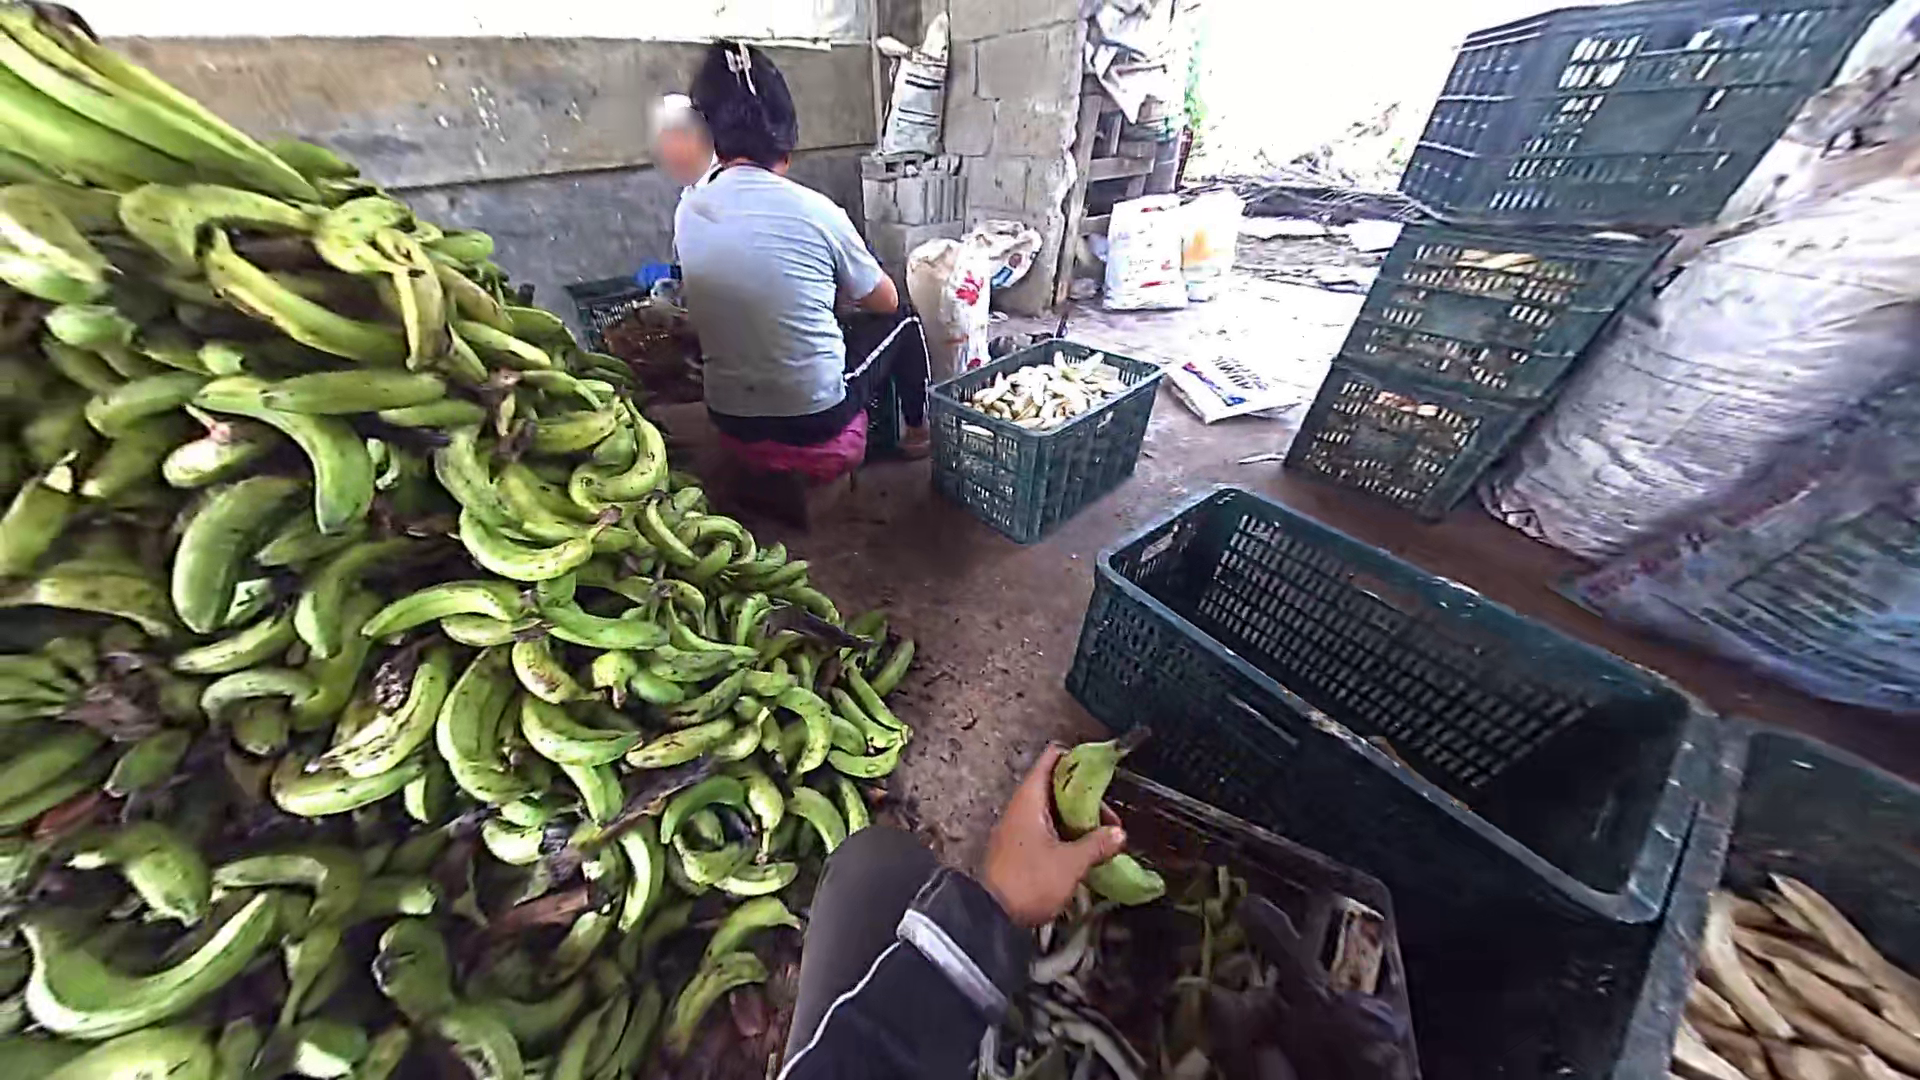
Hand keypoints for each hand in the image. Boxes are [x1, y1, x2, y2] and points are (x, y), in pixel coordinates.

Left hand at [980, 744, 1126, 926]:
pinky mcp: (1018, 844)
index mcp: (1031, 796)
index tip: (1100, 772)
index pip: (1052, 758)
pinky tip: (1083, 851)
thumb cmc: (1029, 881)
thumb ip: (1096, 845)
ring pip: (1053, 808)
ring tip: (1101, 838)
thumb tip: (1118, 834)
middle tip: (1108, 821)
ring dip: (1077, 819)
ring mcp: (1018, 824)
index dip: (1077, 758)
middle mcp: (1022, 804)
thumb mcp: (1070, 863)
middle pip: (1057, 784)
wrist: (992, 916)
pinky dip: (1065, 832)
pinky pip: (1046, 827)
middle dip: (1086, 799)